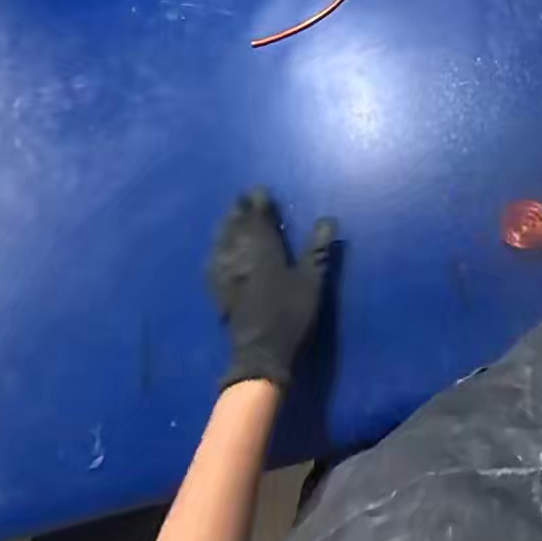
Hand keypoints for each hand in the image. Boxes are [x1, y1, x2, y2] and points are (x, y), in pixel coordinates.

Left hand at [205, 188, 334, 389]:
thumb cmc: (289, 313)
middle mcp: (240, 253)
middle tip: (242, 198)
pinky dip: (217, 247)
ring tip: (230, 216)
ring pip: (222, 238)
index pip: (258, 216)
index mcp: (263, 247)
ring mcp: (226, 271)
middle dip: (239, 209)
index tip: (259, 190)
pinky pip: (214, 259)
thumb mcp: (310, 281)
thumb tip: (327, 220)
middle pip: (235, 223)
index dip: (259, 202)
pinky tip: (217, 249)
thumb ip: (317, 249)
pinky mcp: (218, 288)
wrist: (260, 350)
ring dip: (226, 224)